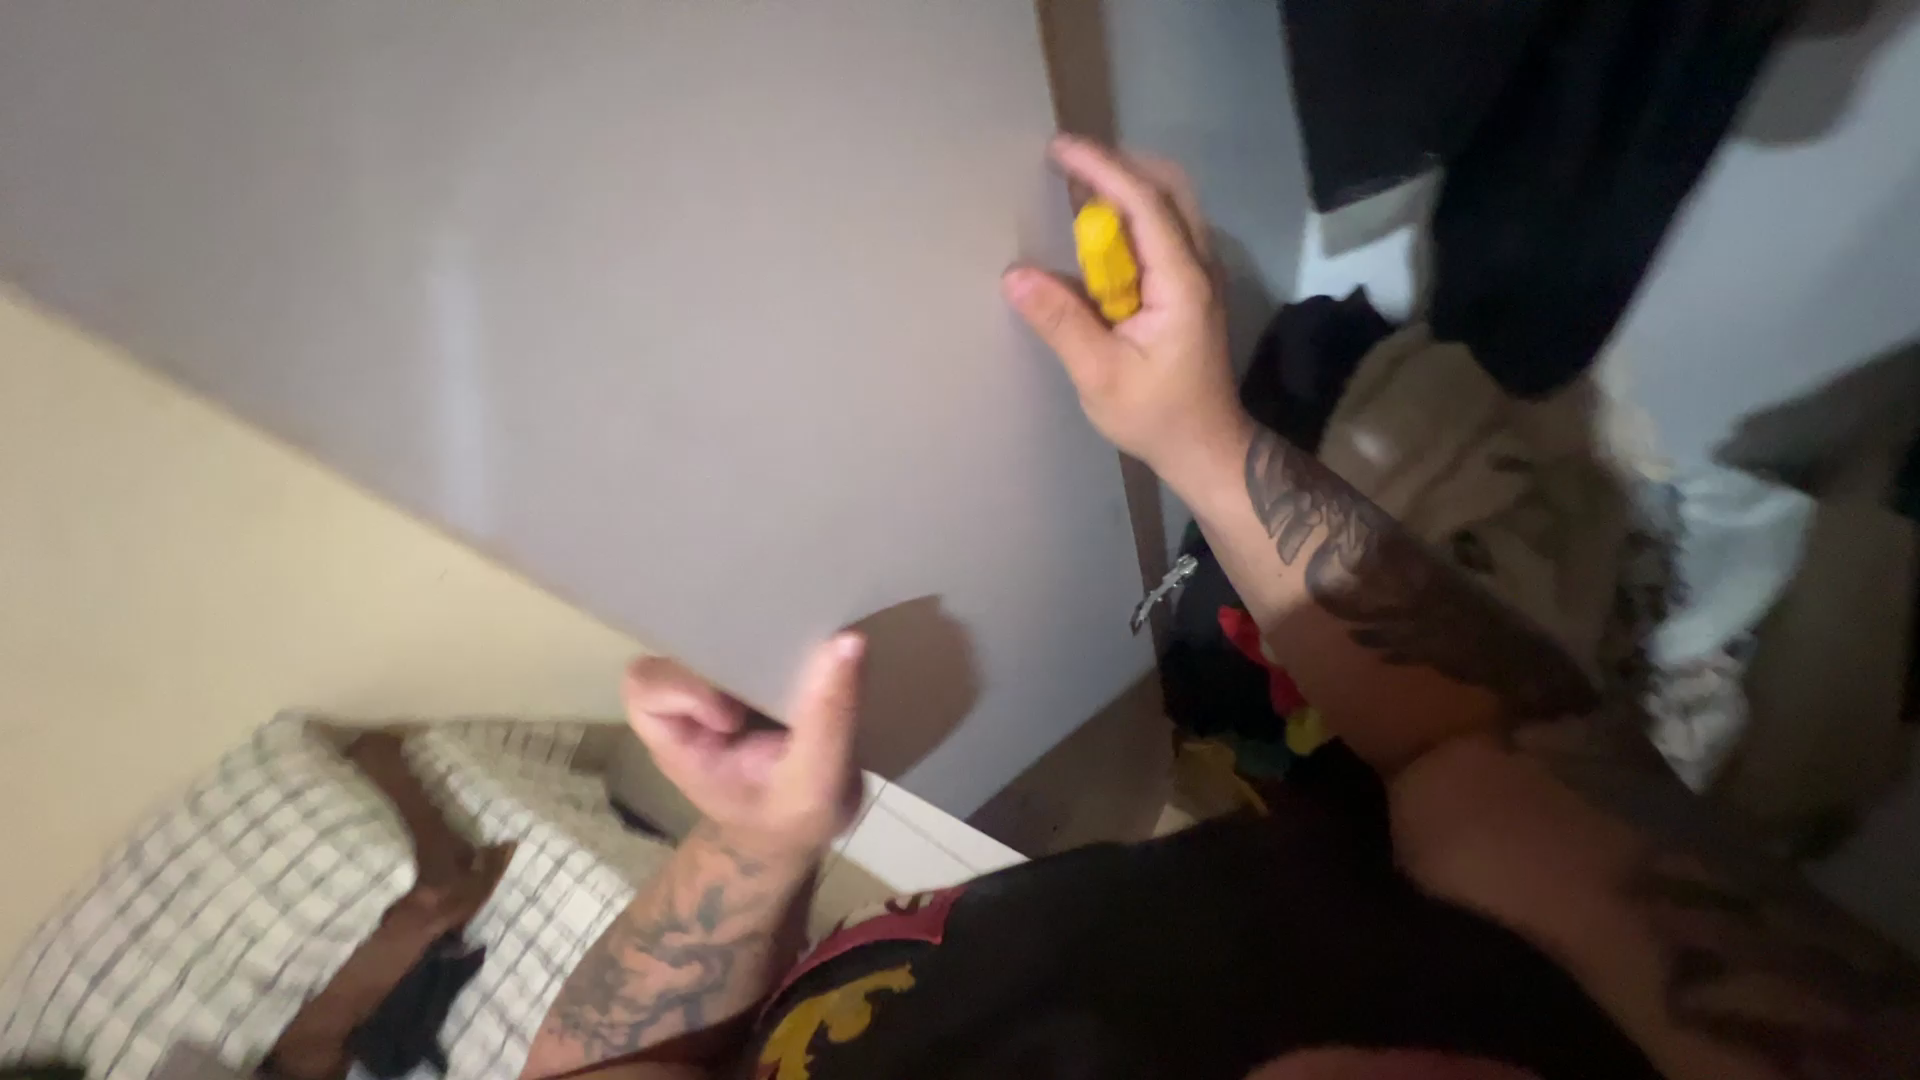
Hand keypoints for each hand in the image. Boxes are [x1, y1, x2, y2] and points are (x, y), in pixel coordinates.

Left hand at [622, 634, 864, 858]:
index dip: (686, 689)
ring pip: (720, 634)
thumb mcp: (815, 784)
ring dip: (760, 637)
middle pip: (684, 648)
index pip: (648, 691)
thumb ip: (828, 718)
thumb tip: (848, 640)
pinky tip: (813, 647)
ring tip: (803, 651)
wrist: (801, 828)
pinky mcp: (752, 671)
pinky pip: (755, 636)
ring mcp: (721, 685)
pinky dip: (783, 637)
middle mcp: (691, 703)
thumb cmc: (793, 817)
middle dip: (730, 647)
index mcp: (680, 740)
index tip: (735, 717)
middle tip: (783, 659)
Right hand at [1003, 135, 1249, 489]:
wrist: (1203, 445)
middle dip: (1117, 168)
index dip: (1101, 170)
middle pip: (1167, 189)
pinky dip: (1131, 217)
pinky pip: (1163, 232)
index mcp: (1181, 282)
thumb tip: (1015, 276)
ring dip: (1125, 189)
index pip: (1144, 204)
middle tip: (1068, 165)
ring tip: (1076, 191)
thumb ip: (1061, 322)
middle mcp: (1198, 266)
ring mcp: (1199, 275)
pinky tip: (1099, 233)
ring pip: (1169, 207)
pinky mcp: (1190, 289)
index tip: (1060, 149)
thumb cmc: (1155, 415)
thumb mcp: (1099, 374)